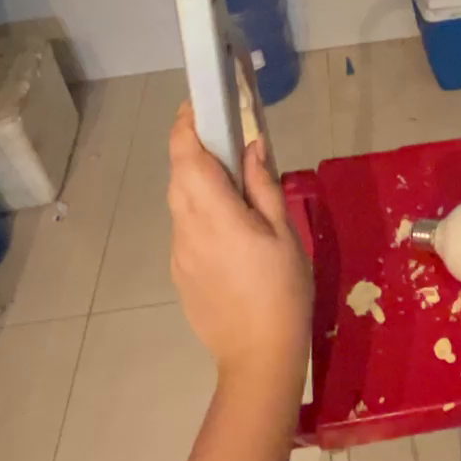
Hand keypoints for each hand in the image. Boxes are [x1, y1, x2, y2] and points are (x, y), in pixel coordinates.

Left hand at [166, 104, 311, 394]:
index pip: (187, 157)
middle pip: (177, 175)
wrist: (258, 355)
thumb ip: (263, 185)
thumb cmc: (283, 289)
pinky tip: (227, 223)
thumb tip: (251, 146)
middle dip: (191, 148)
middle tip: (222, 137)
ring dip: (194, 180)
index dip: (185, 125)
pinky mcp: (179, 270)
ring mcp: (179, 252)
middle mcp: (187, 228)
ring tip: (229, 179)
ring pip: (178, 201)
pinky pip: (184, 226)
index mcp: (215, 214)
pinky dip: (198, 209)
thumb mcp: (283, 232)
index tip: (197, 105)